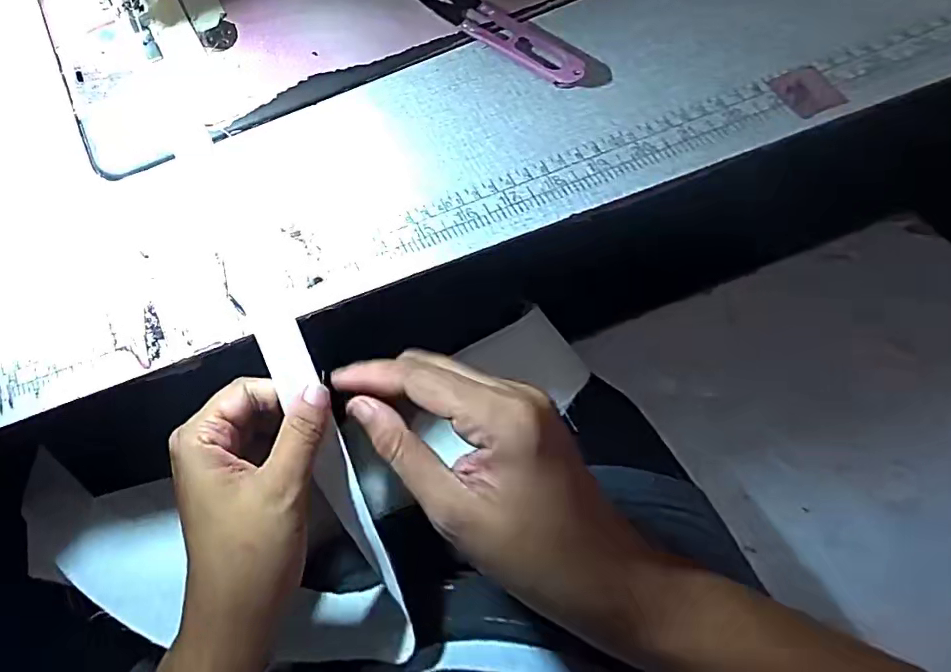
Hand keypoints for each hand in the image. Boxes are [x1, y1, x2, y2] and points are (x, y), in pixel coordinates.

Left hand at [162, 377, 330, 671]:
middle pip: (248, 408)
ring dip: (288, 434)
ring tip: (322, 439)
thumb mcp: (281, 489)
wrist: (238, 618)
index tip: (316, 396)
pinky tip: (309, 458)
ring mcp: (214, 464)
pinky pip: (258, 452)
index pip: (241, 391)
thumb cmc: (248, 560)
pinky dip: (283, 453)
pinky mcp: (230, 483)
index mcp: (197, 437)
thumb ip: (300, 435)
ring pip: (256, 430)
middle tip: (325, 417)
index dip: (280, 390)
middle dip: (287, 412)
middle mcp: (199, 444)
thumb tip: (314, 391)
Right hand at [332, 351, 660, 643]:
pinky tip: (404, 409)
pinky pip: (461, 386)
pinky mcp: (525, 409)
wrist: (620, 586)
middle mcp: (514, 393)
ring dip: (402, 382)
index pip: (417, 376)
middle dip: (381, 375)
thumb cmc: (536, 559)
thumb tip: (359, 405)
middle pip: (429, 364)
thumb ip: (401, 450)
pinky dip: (426, 392)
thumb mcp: (455, 512)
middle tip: (343, 393)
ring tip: (365, 400)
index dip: (368, 374)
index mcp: (500, 415)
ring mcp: (523, 399)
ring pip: (443, 370)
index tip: (331, 381)